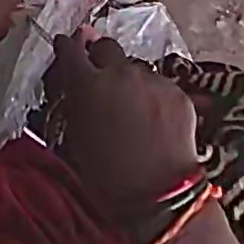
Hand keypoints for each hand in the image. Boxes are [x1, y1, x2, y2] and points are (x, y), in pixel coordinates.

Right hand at [45, 30, 199, 220]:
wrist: (160, 197)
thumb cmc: (106, 175)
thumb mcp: (77, 135)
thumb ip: (75, 101)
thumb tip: (75, 83)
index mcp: (88, 84)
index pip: (70, 50)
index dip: (67, 46)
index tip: (66, 46)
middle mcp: (120, 73)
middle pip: (106, 47)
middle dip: (101, 57)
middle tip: (102, 77)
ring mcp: (152, 80)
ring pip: (136, 69)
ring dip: (130, 82)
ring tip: (134, 110)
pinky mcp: (178, 93)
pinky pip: (160, 86)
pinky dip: (154, 97)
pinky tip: (155, 122)